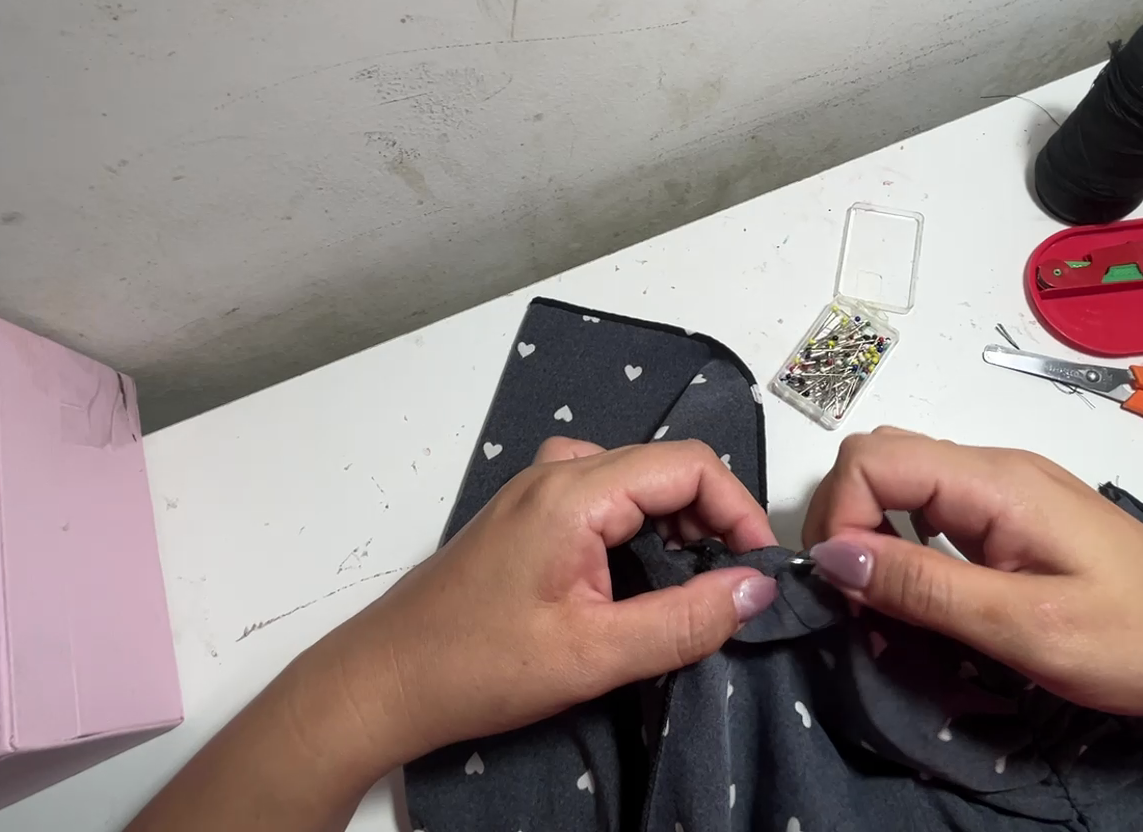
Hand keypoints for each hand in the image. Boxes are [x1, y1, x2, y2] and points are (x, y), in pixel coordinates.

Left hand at [319, 437, 780, 763]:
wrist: (383, 678)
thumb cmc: (480, 665)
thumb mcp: (593, 655)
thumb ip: (684, 620)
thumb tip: (756, 588)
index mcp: (576, 490)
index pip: (688, 464)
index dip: (737, 508)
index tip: (758, 568)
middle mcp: (561, 469)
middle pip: (665, 467)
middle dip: (712, 518)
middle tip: (731, 583)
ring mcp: (542, 483)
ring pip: (639, 479)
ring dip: (679, 522)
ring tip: (693, 582)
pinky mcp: (533, 506)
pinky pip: (609, 492)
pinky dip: (643, 524)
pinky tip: (642, 569)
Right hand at [800, 428, 1142, 721]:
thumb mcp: (1029, 628)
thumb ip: (924, 587)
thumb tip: (832, 556)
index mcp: (993, 480)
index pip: (871, 458)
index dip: (840, 515)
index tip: (849, 590)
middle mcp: (989, 466)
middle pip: (877, 457)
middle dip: (847, 521)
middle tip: (859, 599)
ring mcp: (1001, 484)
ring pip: (898, 476)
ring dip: (872, 531)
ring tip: (885, 599)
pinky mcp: (1010, 509)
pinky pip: (929, 502)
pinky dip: (902, 539)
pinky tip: (923, 584)